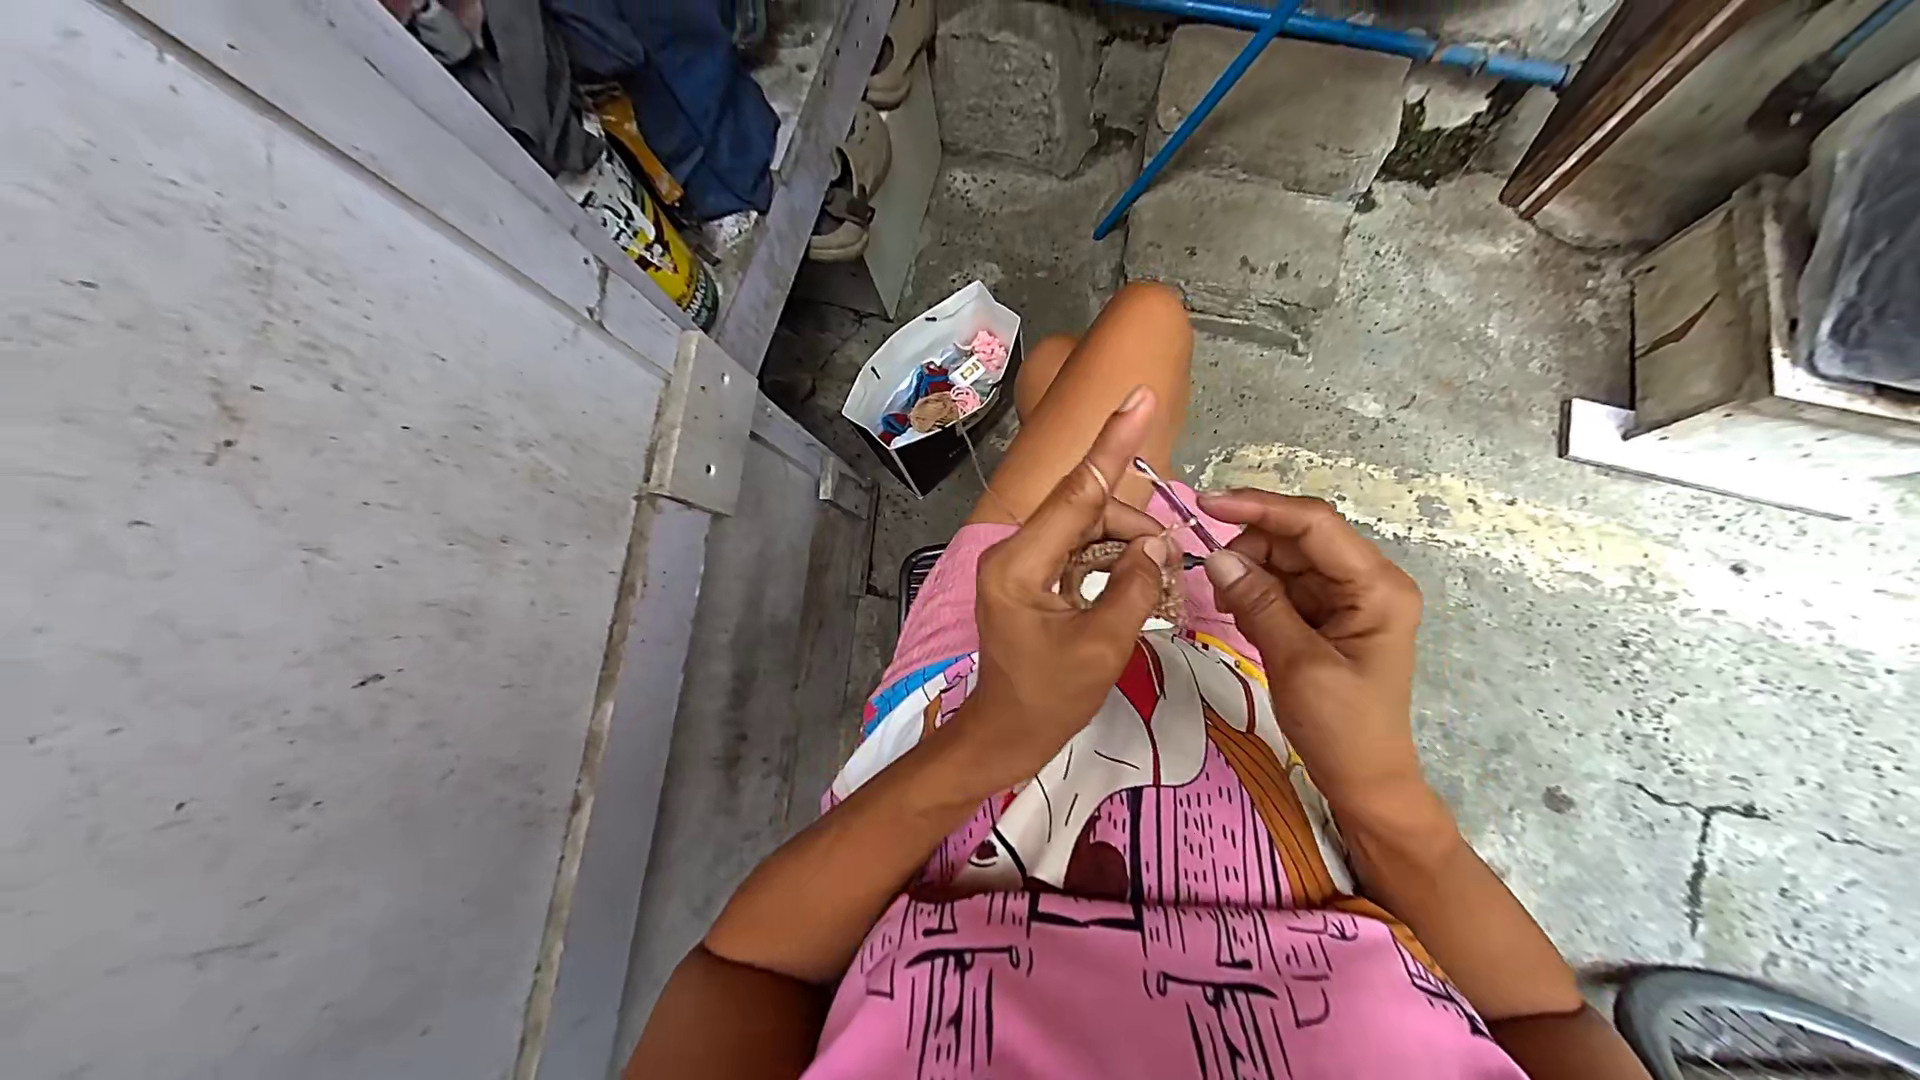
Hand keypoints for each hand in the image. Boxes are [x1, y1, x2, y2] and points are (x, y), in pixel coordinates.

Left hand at [954, 386, 1176, 795]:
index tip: (1137, 397)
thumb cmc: (1048, 700)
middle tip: (1168, 557)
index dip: (1111, 445)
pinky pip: (1076, 553)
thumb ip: (1133, 584)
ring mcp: (1018, 564)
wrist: (1006, 735)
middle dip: (1131, 525)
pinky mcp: (1029, 579)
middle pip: (1084, 511)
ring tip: (1155, 573)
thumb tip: (1157, 543)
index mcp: (1018, 563)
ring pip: (1083, 531)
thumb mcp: (1102, 645)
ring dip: (1123, 545)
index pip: (1076, 493)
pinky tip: (1133, 576)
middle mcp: (1013, 552)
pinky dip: (1108, 561)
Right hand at [1195, 489, 1435, 829]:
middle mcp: (1365, 581)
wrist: (1362, 777)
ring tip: (1228, 608)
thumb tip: (1216, 557)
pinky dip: (1253, 592)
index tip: (1207, 504)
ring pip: (1283, 558)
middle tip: (1211, 579)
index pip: (1315, 524)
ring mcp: (1345, 596)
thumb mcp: (1297, 662)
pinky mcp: (1325, 611)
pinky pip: (1280, 583)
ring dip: (1248, 573)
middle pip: (1296, 537)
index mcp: (1377, 587)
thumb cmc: (1342, 726)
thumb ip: (1258, 603)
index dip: (1259, 507)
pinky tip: (1240, 614)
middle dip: (1249, 548)